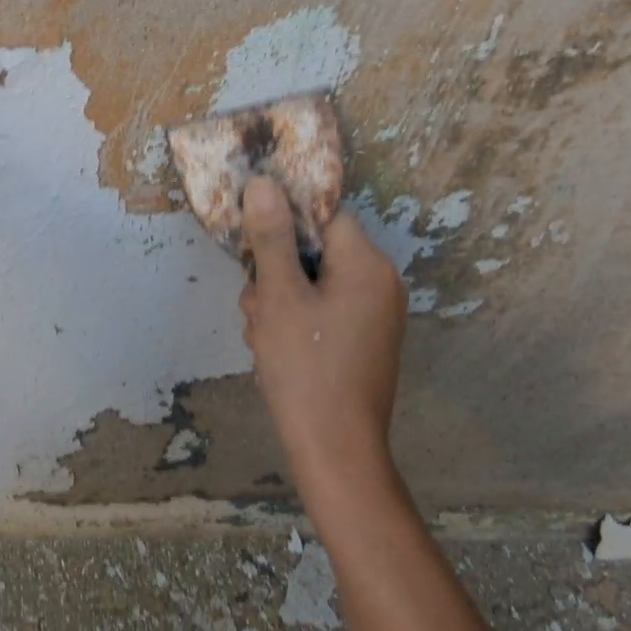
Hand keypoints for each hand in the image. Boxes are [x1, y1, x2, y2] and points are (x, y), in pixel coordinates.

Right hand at [237, 177, 406, 484]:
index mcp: (367, 265)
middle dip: (273, 272)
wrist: (335, 446)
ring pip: (308, 283)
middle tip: (255, 304)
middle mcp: (378, 284)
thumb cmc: (306, 365)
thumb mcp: (279, 296)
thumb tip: (263, 183)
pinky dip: (293, 321)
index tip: (252, 243)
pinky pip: (319, 310)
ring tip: (263, 334)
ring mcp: (371, 314)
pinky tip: (274, 348)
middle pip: (313, 251)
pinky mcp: (359, 339)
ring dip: (276, 300)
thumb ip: (271, 237)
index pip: (323, 216)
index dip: (284, 222)